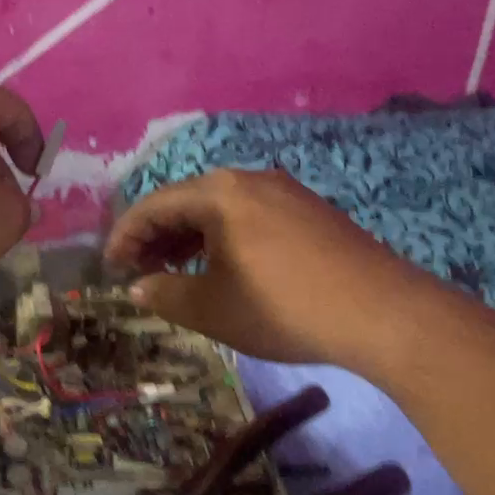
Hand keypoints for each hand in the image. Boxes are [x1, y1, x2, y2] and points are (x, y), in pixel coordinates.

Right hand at [104, 169, 447, 370]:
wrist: (384, 315)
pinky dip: (224, 238)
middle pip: (186, 201)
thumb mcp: (210, 307)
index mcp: (218, 192)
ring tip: (176, 271)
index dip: (124, 236)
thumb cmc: (282, 307)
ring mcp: (286, 193)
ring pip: (220, 209)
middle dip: (156, 236)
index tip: (109, 268)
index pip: (153, 205)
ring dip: (189, 238)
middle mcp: (250, 179)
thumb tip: (139, 287)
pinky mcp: (312, 213)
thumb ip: (164, 293)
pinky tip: (225, 268)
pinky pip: (250, 216)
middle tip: (138, 270)